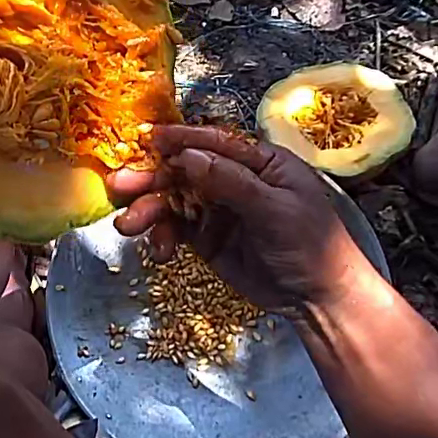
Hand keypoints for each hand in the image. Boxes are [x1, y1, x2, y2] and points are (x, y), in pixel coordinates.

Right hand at [108, 126, 374, 316]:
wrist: (318, 299)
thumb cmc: (311, 245)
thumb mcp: (275, 209)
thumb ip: (230, 182)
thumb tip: (188, 156)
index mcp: (259, 162)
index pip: (215, 143)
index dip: (180, 140)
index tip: (147, 138)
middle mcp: (234, 180)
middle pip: (185, 171)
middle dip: (152, 179)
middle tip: (119, 185)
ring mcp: (218, 209)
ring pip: (175, 202)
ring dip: (149, 211)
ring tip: (127, 226)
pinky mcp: (207, 238)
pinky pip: (176, 230)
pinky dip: (162, 238)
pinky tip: (159, 251)